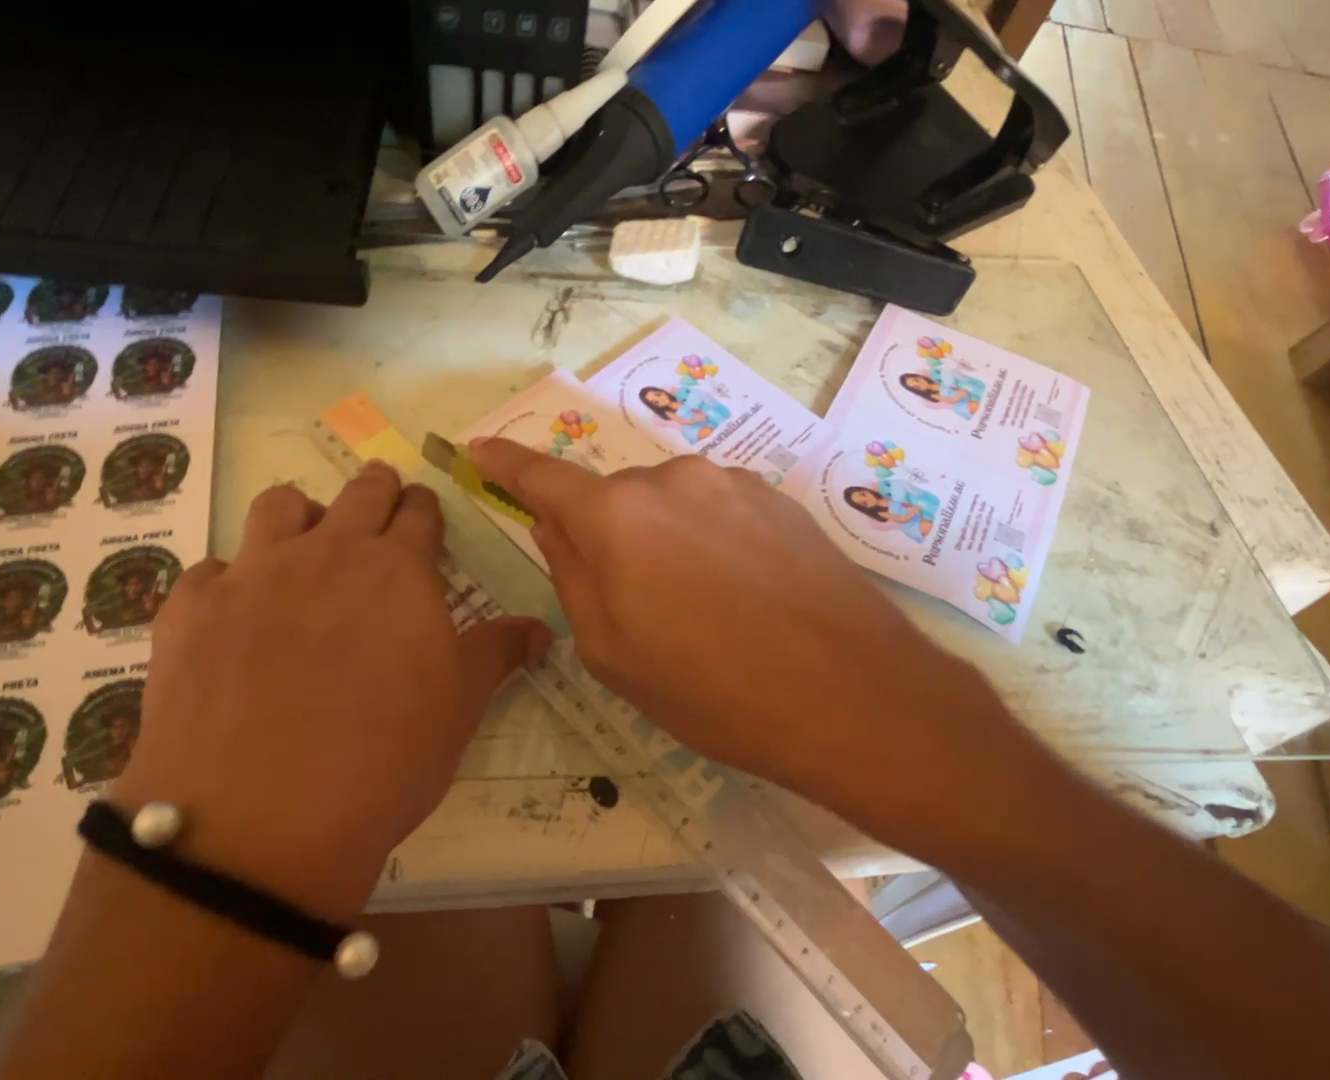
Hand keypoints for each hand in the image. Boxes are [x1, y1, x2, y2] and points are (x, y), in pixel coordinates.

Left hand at [113, 463, 548, 916]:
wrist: (262, 814)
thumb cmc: (385, 755)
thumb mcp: (459, 706)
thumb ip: (496, 654)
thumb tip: (540, 627)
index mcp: (396, 570)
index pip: (418, 515)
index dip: (424, 509)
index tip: (423, 510)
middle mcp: (324, 554)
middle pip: (357, 495)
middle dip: (374, 488)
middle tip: (380, 496)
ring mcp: (251, 577)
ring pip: (277, 508)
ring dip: (299, 514)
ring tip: (304, 540)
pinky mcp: (190, 612)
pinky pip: (210, 572)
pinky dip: (227, 582)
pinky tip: (232, 616)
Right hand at [470, 439, 1022, 842]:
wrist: (851, 697)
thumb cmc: (712, 691)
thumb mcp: (613, 654)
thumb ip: (572, 578)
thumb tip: (556, 528)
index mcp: (615, 518)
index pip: (542, 478)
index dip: (506, 465)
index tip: (478, 449)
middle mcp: (670, 480)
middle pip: (614, 502)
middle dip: (610, 541)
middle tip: (639, 610)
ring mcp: (731, 482)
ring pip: (670, 507)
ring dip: (665, 545)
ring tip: (705, 613)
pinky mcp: (779, 498)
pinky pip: (718, 512)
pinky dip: (711, 545)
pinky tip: (745, 599)